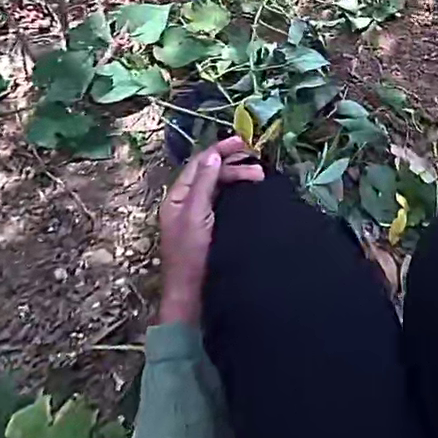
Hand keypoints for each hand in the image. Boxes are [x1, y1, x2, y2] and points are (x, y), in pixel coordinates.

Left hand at [155, 135, 262, 326]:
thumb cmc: (191, 256)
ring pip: (220, 185)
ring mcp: (199, 214)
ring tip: (260, 179)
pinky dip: (239, 190)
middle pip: (211, 172)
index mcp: (177, 197)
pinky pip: (225, 198)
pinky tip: (253, 192)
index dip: (220, 149)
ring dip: (239, 177)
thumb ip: (204, 184)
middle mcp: (186, 202)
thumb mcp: (195, 216)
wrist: (193, 295)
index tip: (244, 141)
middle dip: (234, 165)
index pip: (200, 164)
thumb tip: (214, 154)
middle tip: (259, 168)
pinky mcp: (211, 225)